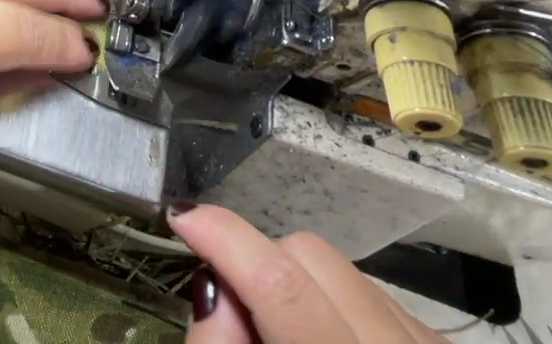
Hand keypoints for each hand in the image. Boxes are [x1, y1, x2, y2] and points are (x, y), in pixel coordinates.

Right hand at [169, 206, 446, 342]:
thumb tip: (214, 293)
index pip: (285, 288)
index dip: (227, 242)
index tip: (182, 219)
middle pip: (308, 257)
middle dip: (258, 266)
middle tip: (234, 317)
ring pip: (340, 267)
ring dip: (295, 283)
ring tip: (279, 336)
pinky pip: (369, 290)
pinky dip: (331, 302)